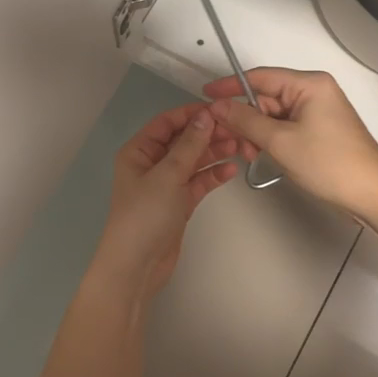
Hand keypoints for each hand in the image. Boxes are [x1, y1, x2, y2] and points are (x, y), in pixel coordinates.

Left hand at [95, 104, 239, 296]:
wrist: (137, 266)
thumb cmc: (145, 215)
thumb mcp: (168, 175)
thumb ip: (189, 145)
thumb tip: (206, 115)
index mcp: (138, 151)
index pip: (167, 123)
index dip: (192, 114)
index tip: (221, 111)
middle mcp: (151, 163)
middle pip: (182, 140)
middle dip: (208, 134)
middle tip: (238, 131)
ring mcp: (165, 184)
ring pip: (193, 161)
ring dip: (214, 153)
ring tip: (241, 147)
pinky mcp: (178, 203)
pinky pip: (198, 182)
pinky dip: (213, 175)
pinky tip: (231, 170)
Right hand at [203, 68, 377, 217]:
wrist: (373, 195)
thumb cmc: (331, 164)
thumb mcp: (280, 141)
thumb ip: (245, 120)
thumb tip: (218, 106)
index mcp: (309, 84)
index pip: (260, 77)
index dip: (230, 86)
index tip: (206, 95)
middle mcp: (315, 92)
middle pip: (265, 97)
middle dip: (245, 117)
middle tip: (228, 139)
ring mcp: (318, 112)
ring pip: (273, 115)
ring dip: (257, 132)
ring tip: (248, 153)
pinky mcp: (319, 130)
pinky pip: (285, 127)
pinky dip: (270, 139)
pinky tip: (262, 155)